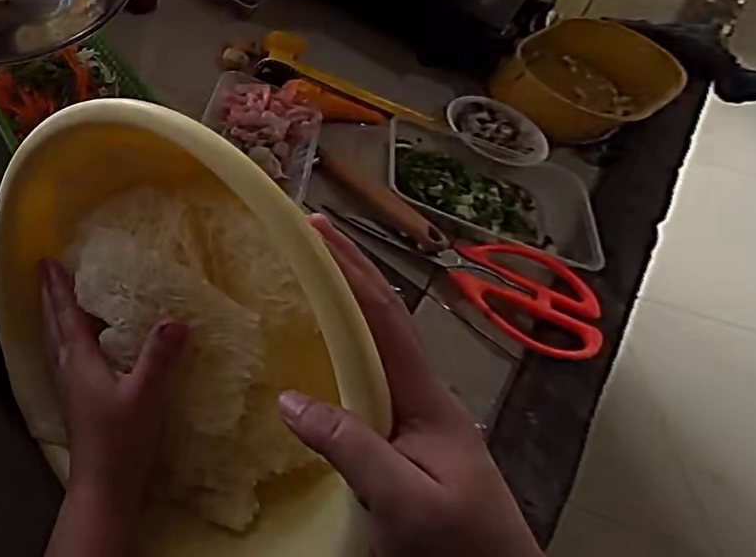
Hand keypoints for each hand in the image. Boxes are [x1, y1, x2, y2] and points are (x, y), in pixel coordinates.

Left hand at [40, 259, 188, 556]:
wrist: (104, 490)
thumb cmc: (121, 440)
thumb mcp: (145, 395)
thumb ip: (158, 357)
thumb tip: (176, 319)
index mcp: (78, 358)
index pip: (65, 313)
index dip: (57, 286)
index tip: (46, 260)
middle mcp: (67, 367)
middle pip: (53, 322)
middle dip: (49, 295)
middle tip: (45, 270)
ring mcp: (68, 385)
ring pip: (54, 339)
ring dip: (52, 314)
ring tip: (53, 297)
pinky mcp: (75, 400)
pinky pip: (60, 354)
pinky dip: (61, 335)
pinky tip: (71, 342)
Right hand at [278, 215, 541, 556]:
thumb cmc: (465, 550)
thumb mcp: (406, 504)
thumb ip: (353, 448)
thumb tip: (290, 399)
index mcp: (426, 395)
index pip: (384, 314)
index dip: (350, 267)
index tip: (319, 230)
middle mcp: (420, 393)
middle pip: (381, 315)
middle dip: (348, 268)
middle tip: (311, 233)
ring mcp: (413, 414)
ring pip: (374, 341)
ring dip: (345, 299)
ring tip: (310, 274)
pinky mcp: (403, 437)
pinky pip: (366, 373)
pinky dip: (342, 340)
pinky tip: (321, 345)